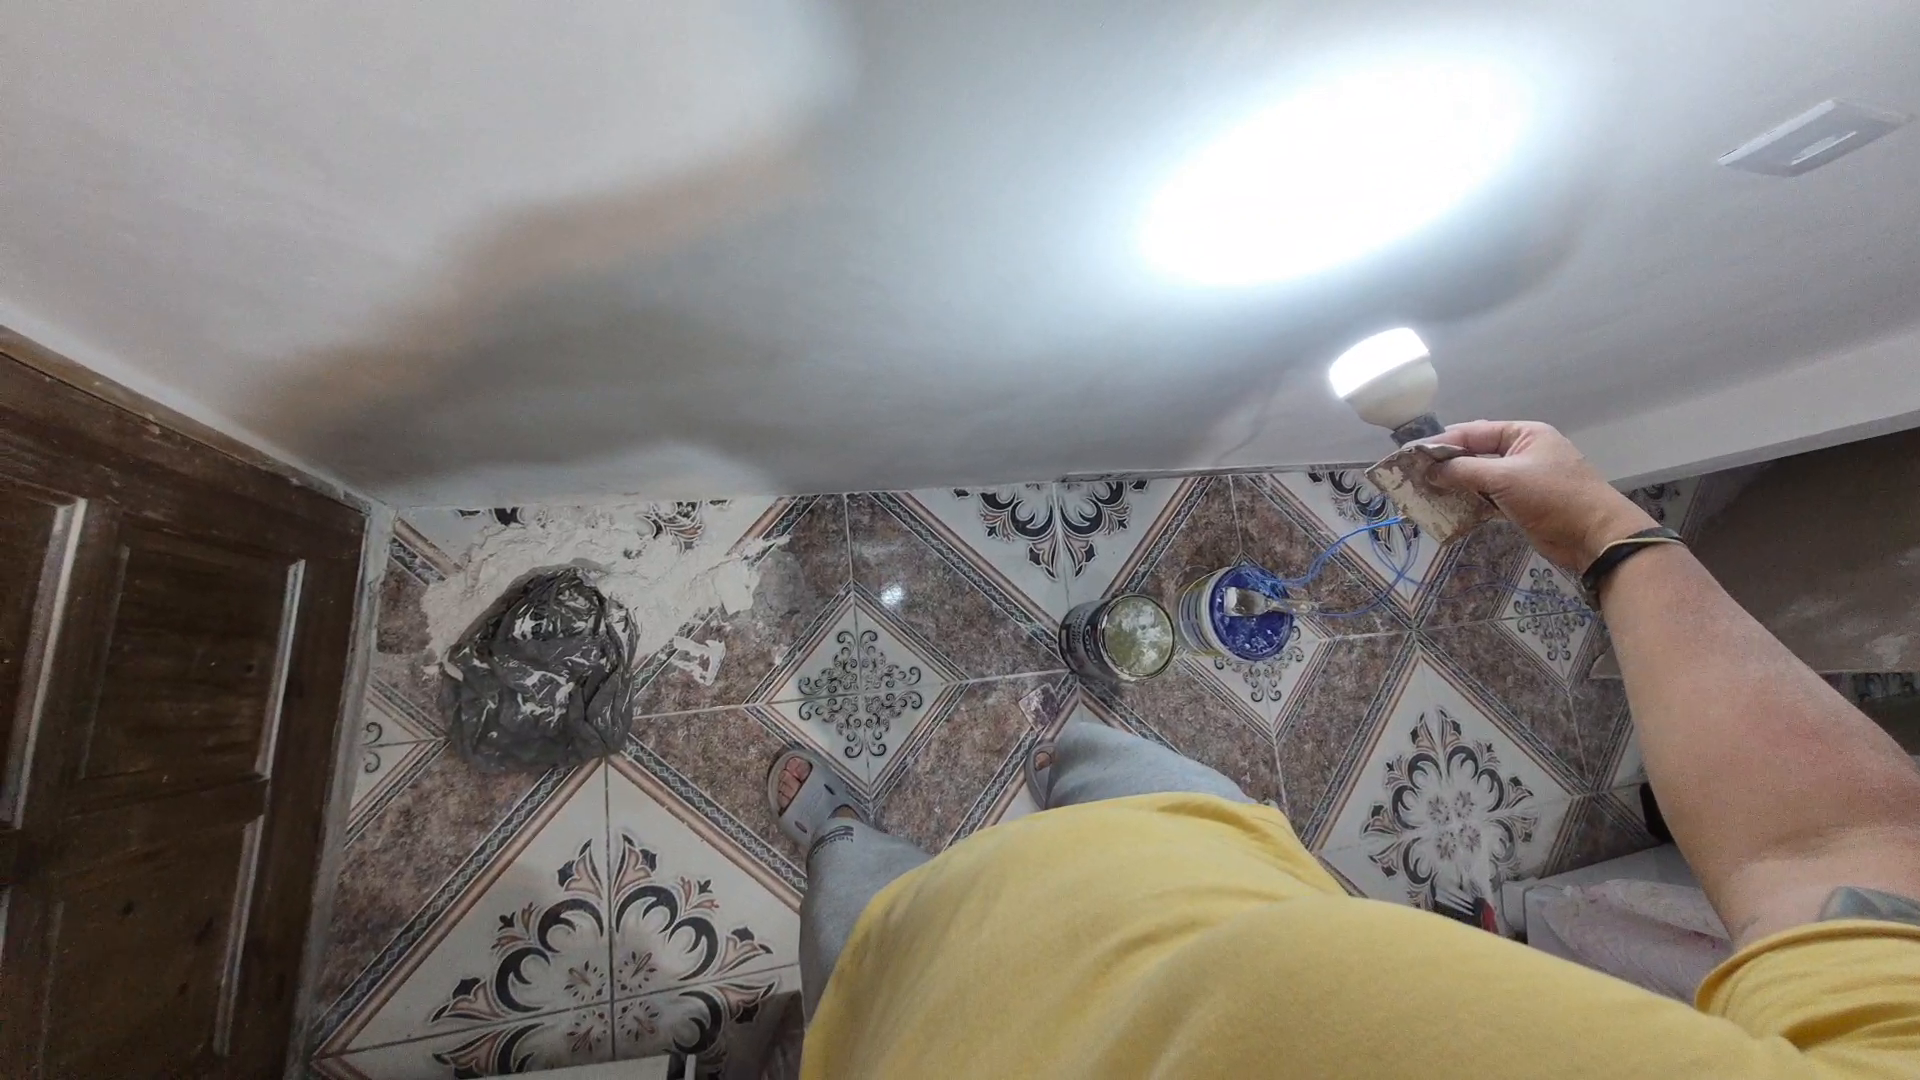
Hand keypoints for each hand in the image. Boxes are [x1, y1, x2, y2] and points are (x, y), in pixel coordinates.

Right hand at [1423, 420, 1657, 572]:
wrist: (1594, 536)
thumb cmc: (1553, 497)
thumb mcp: (1504, 477)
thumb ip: (1462, 470)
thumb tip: (1428, 470)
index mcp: (1523, 435)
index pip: (1472, 432)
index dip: (1440, 442)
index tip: (1409, 454)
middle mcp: (1521, 452)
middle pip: (1473, 453)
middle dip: (1443, 464)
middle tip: (1410, 473)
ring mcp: (1520, 478)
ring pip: (1476, 476)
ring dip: (1452, 484)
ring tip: (1421, 491)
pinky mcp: (1518, 502)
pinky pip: (1484, 496)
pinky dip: (1465, 500)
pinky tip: (1444, 506)